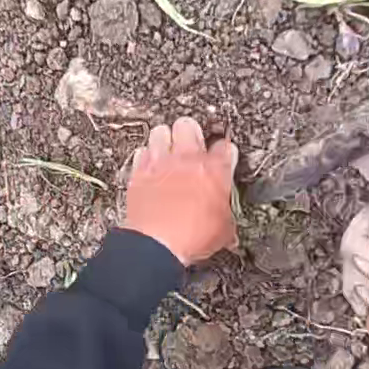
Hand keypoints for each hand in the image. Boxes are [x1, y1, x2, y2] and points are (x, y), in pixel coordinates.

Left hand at [121, 117, 238, 265]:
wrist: (157, 243)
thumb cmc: (191, 235)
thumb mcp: (222, 231)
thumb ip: (227, 221)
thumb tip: (229, 231)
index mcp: (215, 170)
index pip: (225, 146)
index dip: (223, 151)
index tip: (222, 157)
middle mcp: (187, 160)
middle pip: (189, 125)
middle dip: (191, 133)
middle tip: (192, 146)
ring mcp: (161, 163)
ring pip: (161, 131)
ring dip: (165, 139)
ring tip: (168, 151)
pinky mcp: (140, 172)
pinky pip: (141, 152)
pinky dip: (145, 157)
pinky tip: (150, 167)